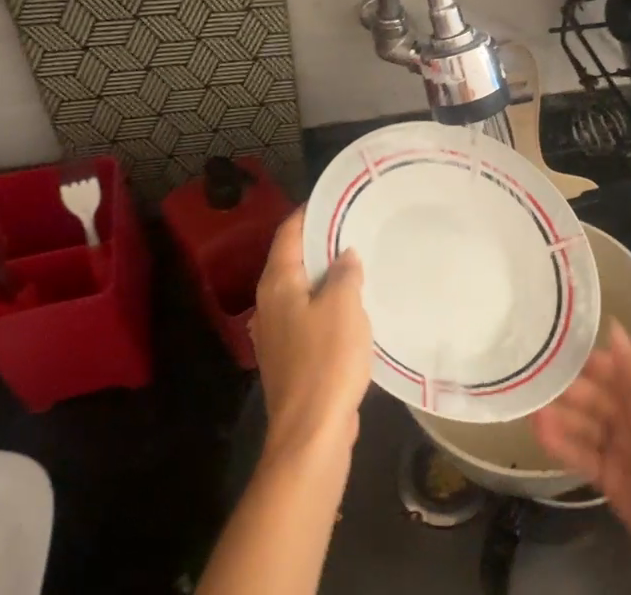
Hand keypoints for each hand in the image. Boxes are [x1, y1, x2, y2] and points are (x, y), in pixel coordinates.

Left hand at [252, 205, 370, 461]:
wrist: (311, 431)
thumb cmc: (326, 361)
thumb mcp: (344, 308)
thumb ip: (346, 275)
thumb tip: (345, 254)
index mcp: (277, 285)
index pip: (287, 234)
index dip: (309, 213)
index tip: (336, 200)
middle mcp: (270, 304)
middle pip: (292, 261)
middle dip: (321, 244)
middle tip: (357, 228)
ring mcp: (278, 333)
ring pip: (302, 291)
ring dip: (327, 277)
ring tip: (361, 263)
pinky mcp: (292, 357)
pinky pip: (309, 317)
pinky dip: (328, 304)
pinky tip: (354, 308)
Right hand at [531, 323, 630, 587]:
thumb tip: (613, 325)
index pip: (616, 369)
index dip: (589, 359)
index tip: (556, 345)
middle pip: (596, 396)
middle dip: (568, 387)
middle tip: (532, 377)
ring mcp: (622, 449)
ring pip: (585, 425)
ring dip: (560, 415)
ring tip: (528, 405)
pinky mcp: (610, 478)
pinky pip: (581, 455)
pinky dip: (560, 443)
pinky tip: (538, 433)